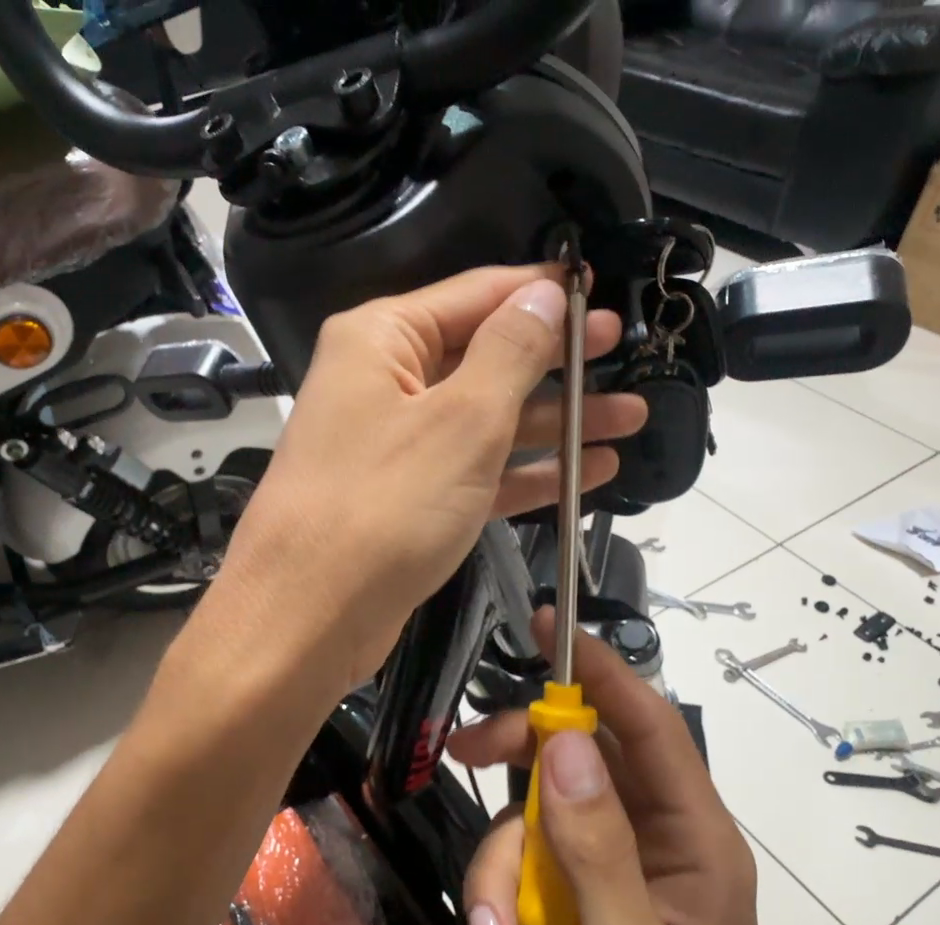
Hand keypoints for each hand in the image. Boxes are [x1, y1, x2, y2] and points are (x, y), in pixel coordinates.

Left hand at [211, 265, 643, 690]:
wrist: (307, 619)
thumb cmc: (384, 506)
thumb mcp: (462, 419)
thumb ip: (511, 351)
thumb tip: (544, 291)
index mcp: (382, 339)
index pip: (476, 293)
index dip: (542, 291)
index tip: (602, 291)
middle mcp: (383, 383)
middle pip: (485, 356)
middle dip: (558, 361)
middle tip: (624, 352)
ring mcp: (395, 445)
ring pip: (487, 419)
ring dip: (557, 421)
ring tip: (631, 418)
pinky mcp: (407, 500)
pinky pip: (476, 471)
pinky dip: (527, 471)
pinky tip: (589, 470)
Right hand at [447, 610, 767, 924]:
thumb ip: (598, 851)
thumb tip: (569, 744)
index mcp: (692, 846)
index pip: (649, 729)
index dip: (602, 671)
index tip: (549, 626)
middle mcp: (647, 848)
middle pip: (568, 769)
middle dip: (513, 774)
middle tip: (458, 755)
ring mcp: (599, 883)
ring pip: (524, 836)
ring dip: (497, 899)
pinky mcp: (563, 918)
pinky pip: (512, 891)